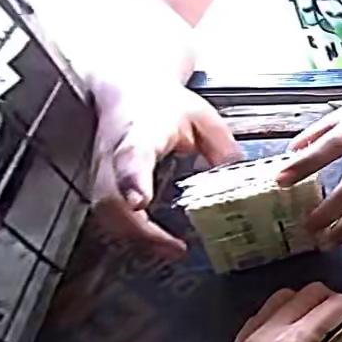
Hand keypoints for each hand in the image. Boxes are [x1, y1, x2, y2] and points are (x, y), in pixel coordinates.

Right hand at [90, 80, 243, 254]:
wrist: (128, 90)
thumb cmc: (167, 104)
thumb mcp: (204, 118)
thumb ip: (222, 148)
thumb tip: (239, 180)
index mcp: (141, 132)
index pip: (131, 157)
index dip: (133, 180)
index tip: (140, 201)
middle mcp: (113, 155)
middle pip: (110, 197)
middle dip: (138, 228)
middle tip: (173, 247)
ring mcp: (102, 171)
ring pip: (105, 212)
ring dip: (134, 236)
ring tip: (169, 250)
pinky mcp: (102, 182)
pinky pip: (109, 213)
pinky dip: (129, 232)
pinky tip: (155, 242)